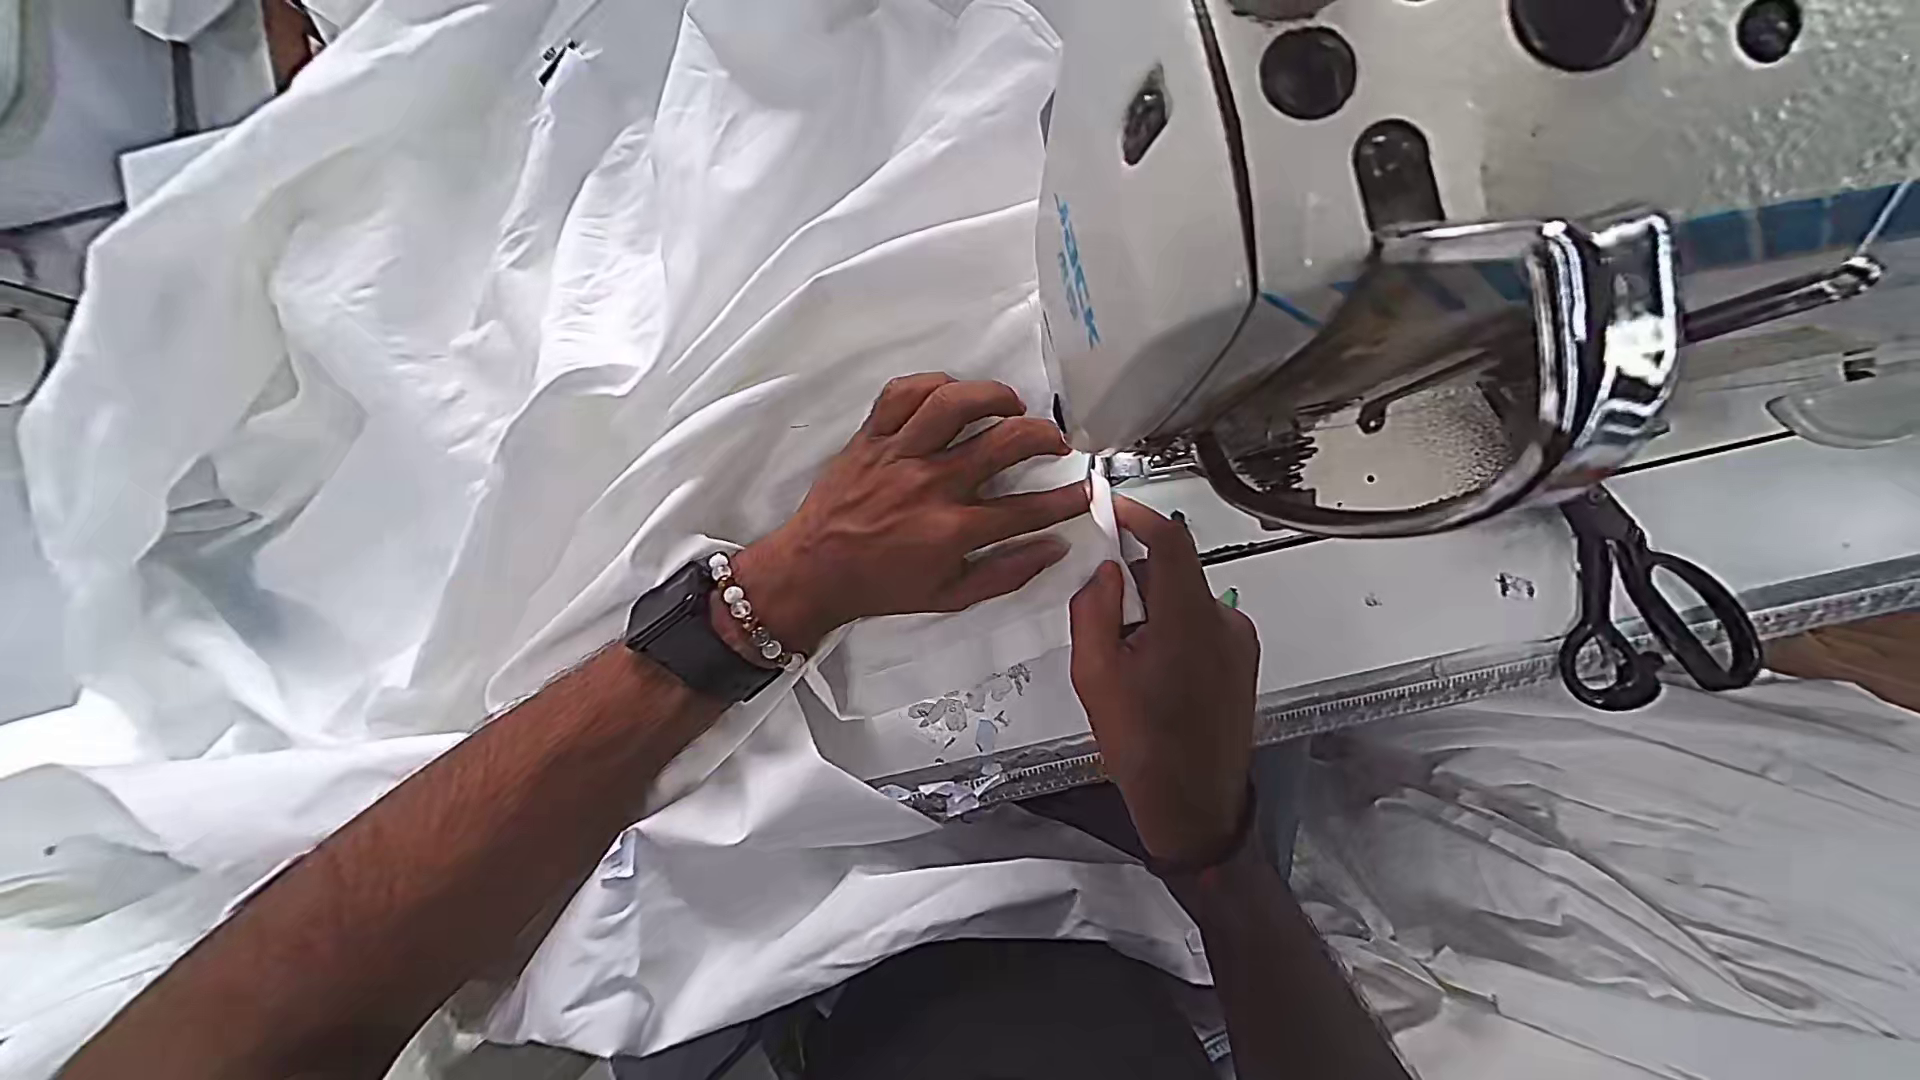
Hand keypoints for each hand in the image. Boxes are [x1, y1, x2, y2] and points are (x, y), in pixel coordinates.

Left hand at [726, 373, 1090, 655]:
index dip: (1067, 499)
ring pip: (955, 403)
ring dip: (995, 397)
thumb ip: (1007, 573)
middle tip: (1054, 443)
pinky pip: (903, 393)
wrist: (814, 571)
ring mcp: (898, 456)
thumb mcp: (951, 596)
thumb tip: (1052, 549)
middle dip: (1045, 437)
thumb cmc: (880, 585)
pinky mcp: (871, 438)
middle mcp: (929, 486)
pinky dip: (934, 384)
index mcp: (951, 530)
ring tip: (1011, 406)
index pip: (1027, 509)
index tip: (1084, 489)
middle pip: (1004, 442)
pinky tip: (951, 395)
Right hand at [1069, 497, 1258, 866]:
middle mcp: (1223, 624)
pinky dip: (1172, 627)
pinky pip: (1201, 621)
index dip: (1139, 516)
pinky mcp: (1242, 658)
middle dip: (1134, 579)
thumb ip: (1094, 610)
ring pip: (1185, 597)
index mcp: (1187, 623)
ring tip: (1130, 658)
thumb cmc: (1146, 749)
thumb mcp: (1094, 674)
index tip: (1114, 508)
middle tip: (1105, 613)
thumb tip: (1104, 573)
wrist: (1193, 803)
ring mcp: (1238, 643)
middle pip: (1173, 571)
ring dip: (1153, 609)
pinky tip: (1154, 668)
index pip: (1170, 542)